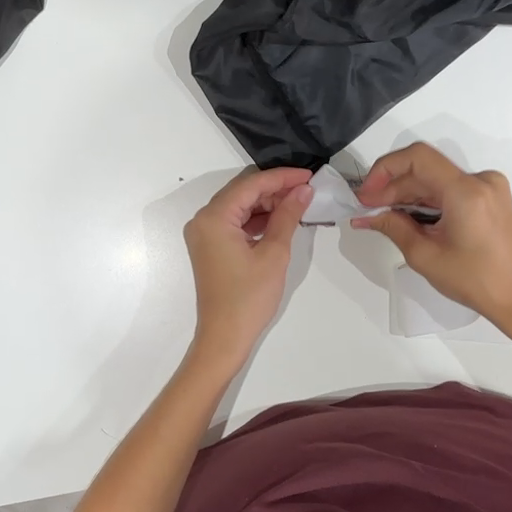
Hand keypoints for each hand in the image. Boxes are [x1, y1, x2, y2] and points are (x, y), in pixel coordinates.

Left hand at [183, 167, 313, 362]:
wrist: (224, 336)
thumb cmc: (249, 298)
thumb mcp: (274, 253)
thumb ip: (287, 216)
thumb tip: (303, 190)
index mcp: (213, 218)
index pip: (250, 185)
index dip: (282, 178)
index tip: (309, 175)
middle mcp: (202, 220)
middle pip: (242, 192)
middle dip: (275, 189)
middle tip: (307, 190)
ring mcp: (203, 234)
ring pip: (239, 206)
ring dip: (267, 204)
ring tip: (299, 203)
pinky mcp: (209, 246)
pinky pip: (234, 222)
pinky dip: (256, 219)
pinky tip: (280, 220)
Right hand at [352, 143, 511, 330]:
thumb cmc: (476, 281)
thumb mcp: (425, 256)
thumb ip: (394, 227)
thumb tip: (367, 216)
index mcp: (466, 191)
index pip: (417, 158)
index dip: (385, 169)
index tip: (366, 193)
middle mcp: (480, 181)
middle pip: (425, 170)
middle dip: (392, 187)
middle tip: (366, 210)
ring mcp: (489, 188)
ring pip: (436, 180)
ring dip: (408, 194)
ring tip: (383, 217)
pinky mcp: (491, 198)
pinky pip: (451, 190)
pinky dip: (428, 200)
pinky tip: (409, 218)